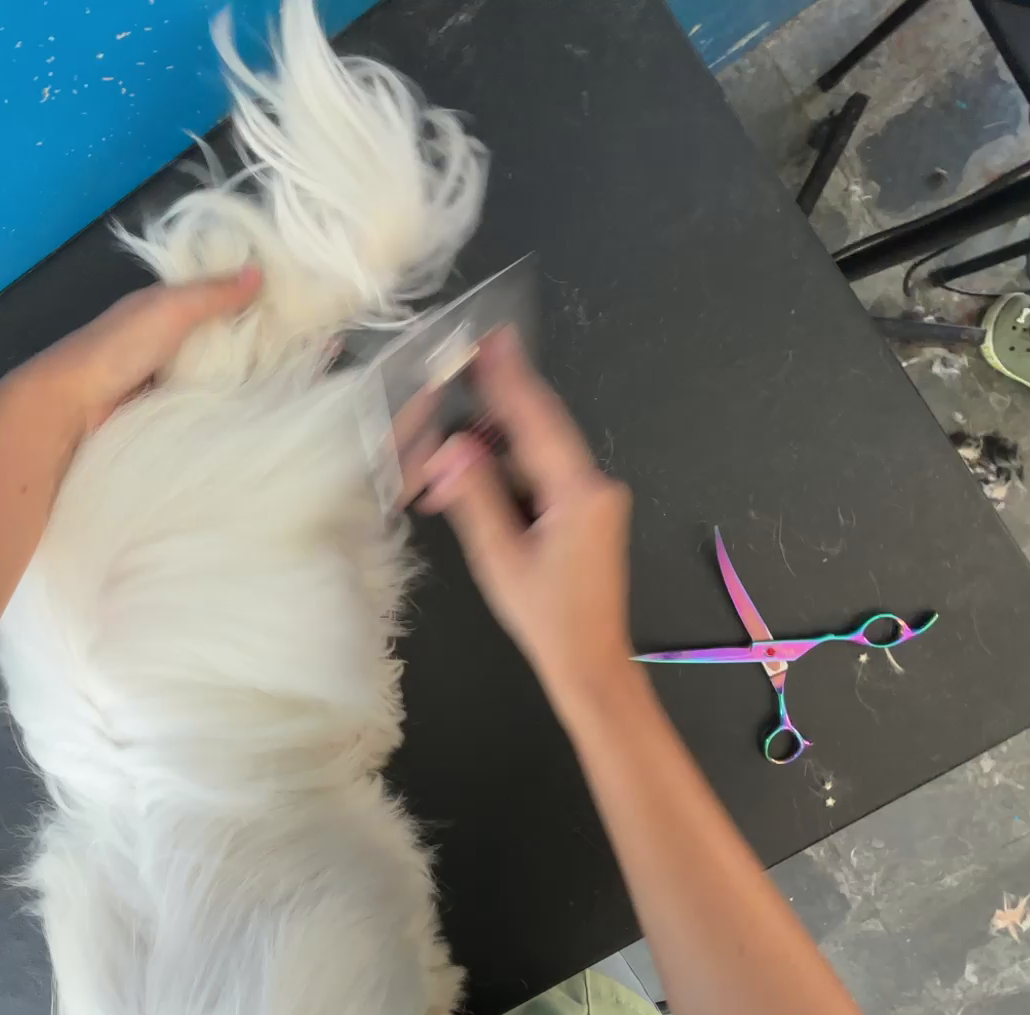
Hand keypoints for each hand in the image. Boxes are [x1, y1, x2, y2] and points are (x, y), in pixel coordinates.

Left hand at [12, 266, 262, 434]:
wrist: (74, 403)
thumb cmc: (120, 347)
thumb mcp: (171, 309)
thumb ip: (213, 293)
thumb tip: (260, 271)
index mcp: (162, 304)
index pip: (210, 293)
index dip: (243, 294)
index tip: (285, 305)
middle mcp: (163, 336)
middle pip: (212, 332)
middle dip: (246, 336)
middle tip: (296, 346)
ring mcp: (162, 372)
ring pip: (209, 366)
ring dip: (235, 372)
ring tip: (283, 377)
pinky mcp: (162, 405)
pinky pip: (200, 396)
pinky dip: (219, 398)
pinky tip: (249, 403)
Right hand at [417, 328, 634, 689]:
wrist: (588, 662)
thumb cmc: (546, 617)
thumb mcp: (501, 557)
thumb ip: (475, 496)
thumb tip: (449, 448)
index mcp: (579, 492)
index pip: (538, 420)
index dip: (512, 377)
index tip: (491, 338)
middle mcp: (592, 485)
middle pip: (532, 434)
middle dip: (482, 421)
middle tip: (440, 399)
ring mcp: (589, 498)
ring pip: (529, 457)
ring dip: (483, 457)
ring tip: (437, 468)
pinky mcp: (581, 511)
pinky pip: (535, 478)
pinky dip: (499, 478)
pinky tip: (466, 484)